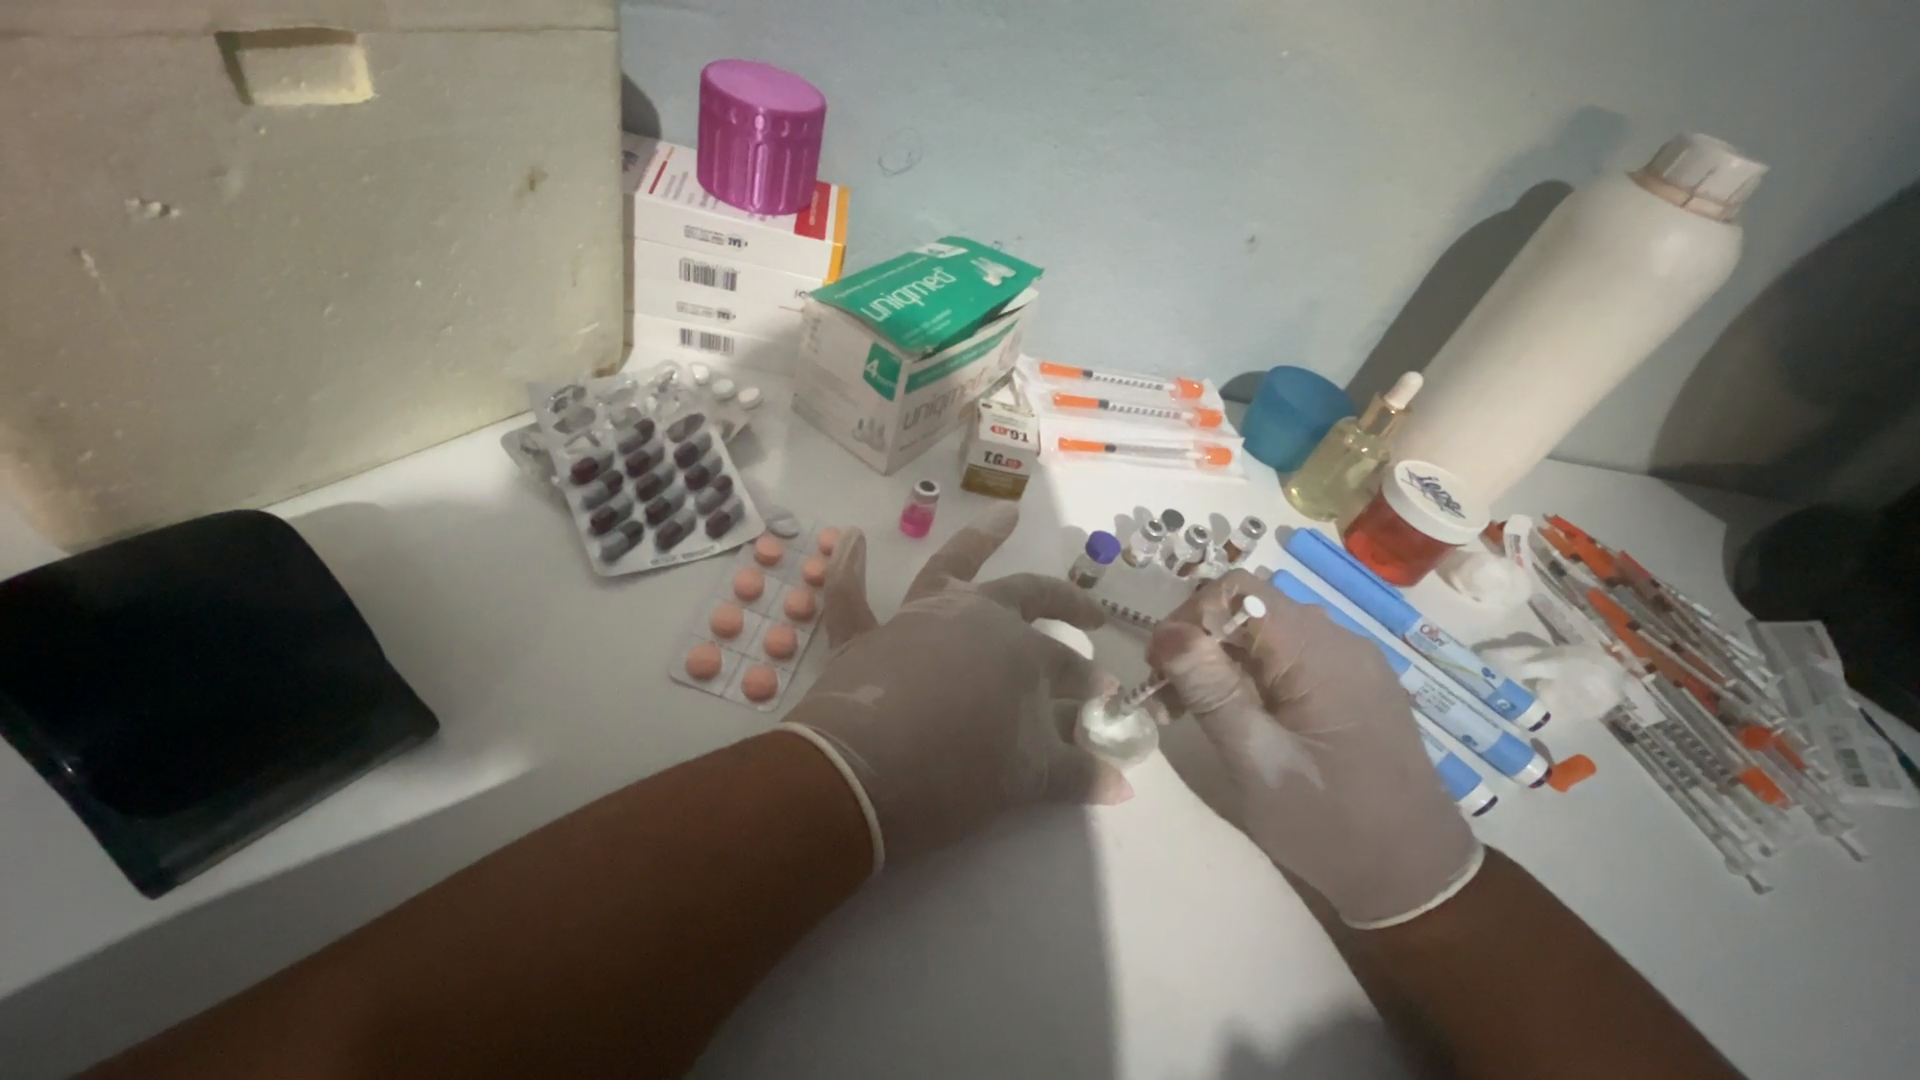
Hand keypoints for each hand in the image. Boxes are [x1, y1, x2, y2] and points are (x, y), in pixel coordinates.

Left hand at [781, 503, 1131, 868]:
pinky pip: (851, 597)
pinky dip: (848, 567)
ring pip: (951, 565)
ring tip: (1006, 513)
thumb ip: (1077, 776)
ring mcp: (917, 619)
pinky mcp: (865, 637)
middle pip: (1031, 597)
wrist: (865, 778)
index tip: (1105, 700)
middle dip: (1065, 604)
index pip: (1068, 667)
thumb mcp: (1028, 781)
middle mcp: (976, 619)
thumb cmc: (956, 776)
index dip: (1089, 684)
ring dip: (979, 538)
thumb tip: (1121, 784)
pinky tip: (851, 537)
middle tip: (1090, 617)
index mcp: (1022, 652)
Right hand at [1147, 570, 1481, 927]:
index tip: (1160, 666)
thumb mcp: (1256, 760)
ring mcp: (1352, 663)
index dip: (1189, 616)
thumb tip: (1166, 631)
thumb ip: (1211, 690)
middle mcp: (1340, 641)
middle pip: (1251, 609)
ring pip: (1267, 633)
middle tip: (1167, 695)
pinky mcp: (1353, 686)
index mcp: (1319, 652)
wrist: (1416, 877)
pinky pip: (1291, 658)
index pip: (1238, 590)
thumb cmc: (1329, 824)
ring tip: (1192, 711)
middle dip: (1199, 642)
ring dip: (1221, 660)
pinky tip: (1238, 716)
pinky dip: (1252, 675)